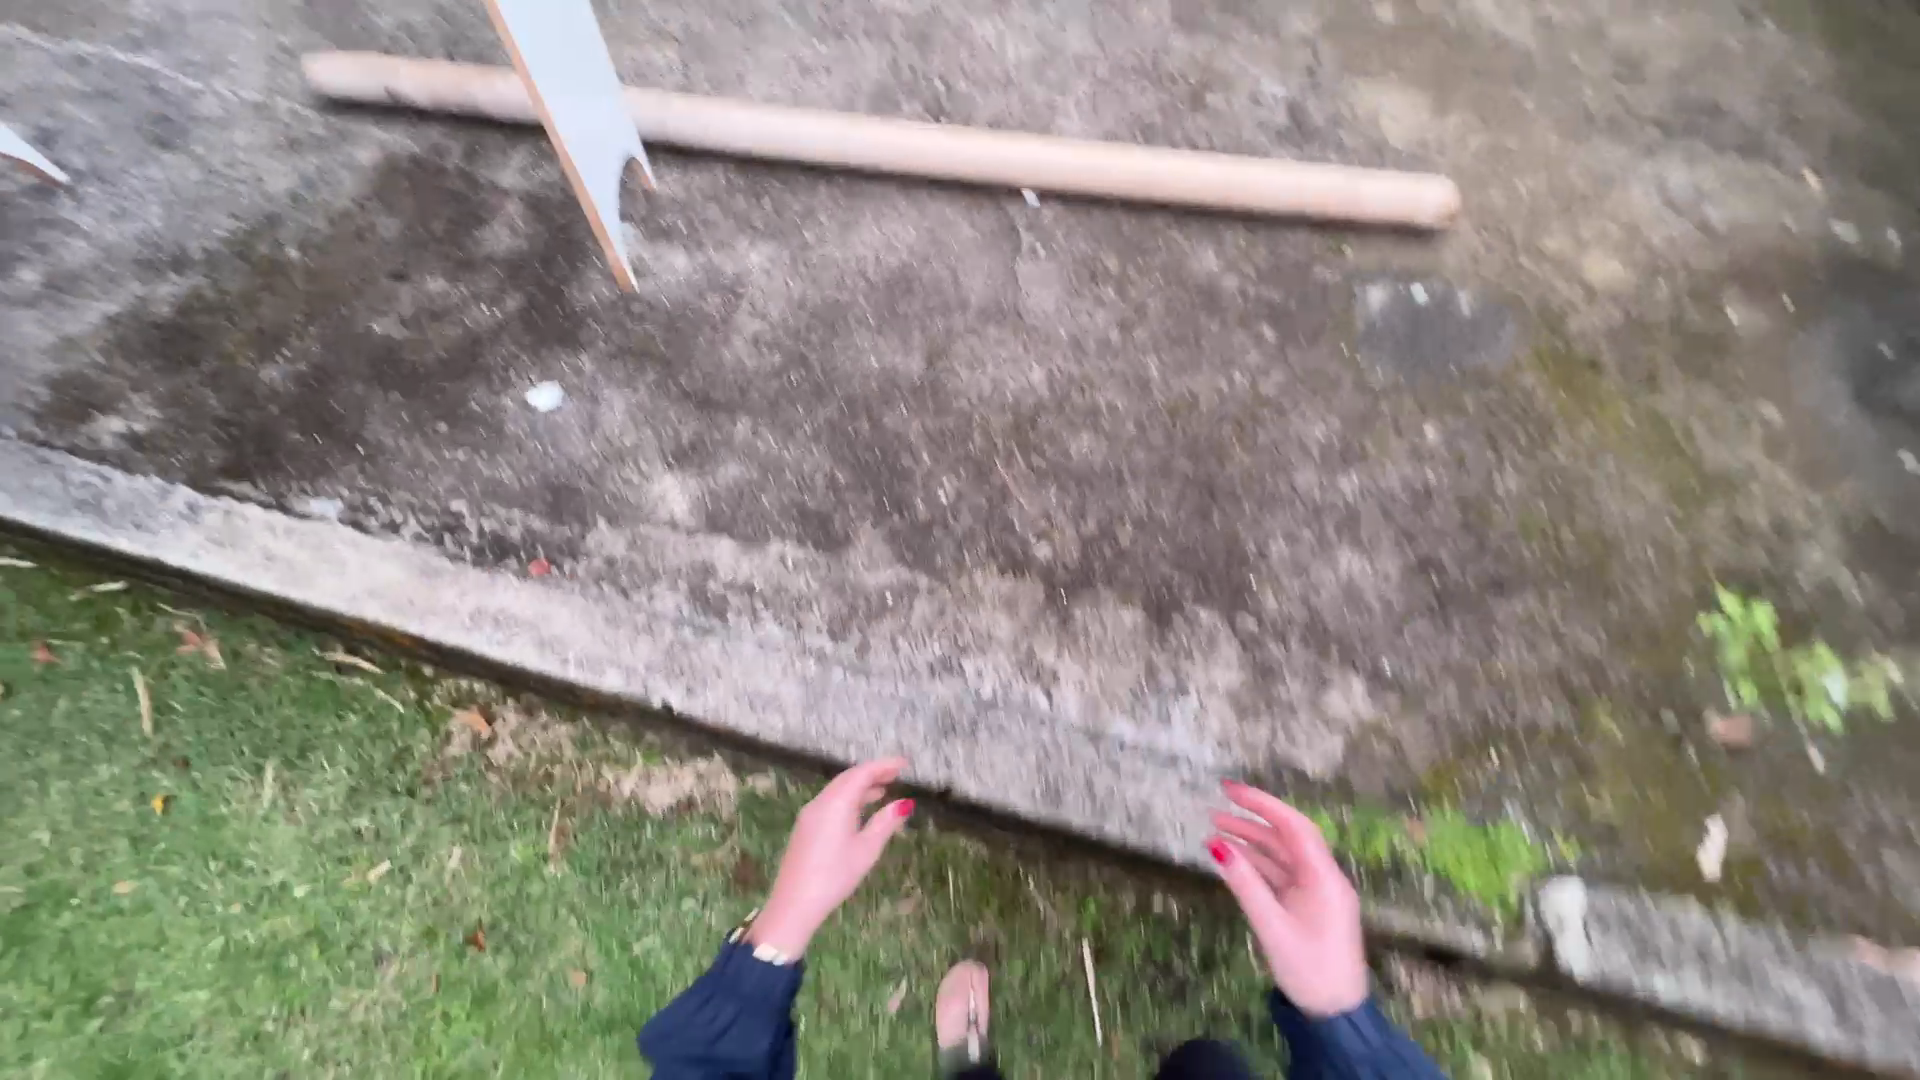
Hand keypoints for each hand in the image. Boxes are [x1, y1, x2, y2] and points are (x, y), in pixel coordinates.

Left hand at [745, 757, 913, 956]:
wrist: (794, 904)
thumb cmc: (835, 876)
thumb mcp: (866, 850)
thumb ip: (885, 823)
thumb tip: (904, 804)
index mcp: (837, 803)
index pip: (863, 773)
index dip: (885, 765)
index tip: (904, 763)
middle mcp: (821, 801)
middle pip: (849, 777)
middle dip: (873, 773)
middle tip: (896, 774)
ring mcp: (810, 813)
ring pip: (838, 789)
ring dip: (860, 785)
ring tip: (883, 789)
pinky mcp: (805, 826)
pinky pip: (830, 800)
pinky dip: (849, 797)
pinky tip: (860, 809)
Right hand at [1208, 780, 1369, 1017]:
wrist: (1335, 1016)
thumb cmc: (1307, 969)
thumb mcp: (1271, 926)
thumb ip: (1244, 883)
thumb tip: (1215, 845)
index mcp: (1324, 878)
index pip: (1292, 826)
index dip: (1261, 803)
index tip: (1228, 789)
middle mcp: (1323, 877)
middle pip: (1287, 836)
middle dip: (1252, 818)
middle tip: (1216, 805)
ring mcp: (1316, 891)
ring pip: (1281, 854)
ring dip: (1250, 840)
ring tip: (1214, 828)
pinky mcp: (1308, 905)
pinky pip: (1280, 873)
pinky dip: (1256, 862)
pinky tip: (1231, 857)